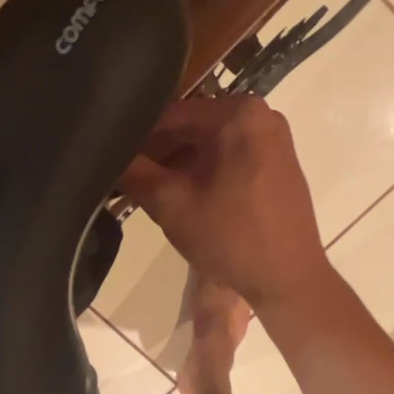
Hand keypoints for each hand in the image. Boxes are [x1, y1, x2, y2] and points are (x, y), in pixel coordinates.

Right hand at [120, 95, 335, 311]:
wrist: (287, 280)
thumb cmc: (230, 237)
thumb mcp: (171, 204)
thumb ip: (134, 173)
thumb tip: (106, 156)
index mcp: (239, 113)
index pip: (170, 114)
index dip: (135, 136)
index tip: (108, 156)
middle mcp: (261, 115)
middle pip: (191, 127)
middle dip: (156, 153)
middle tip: (122, 176)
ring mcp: (272, 140)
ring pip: (208, 145)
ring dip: (176, 166)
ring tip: (142, 189)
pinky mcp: (276, 166)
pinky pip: (227, 158)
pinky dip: (201, 173)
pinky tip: (176, 197)